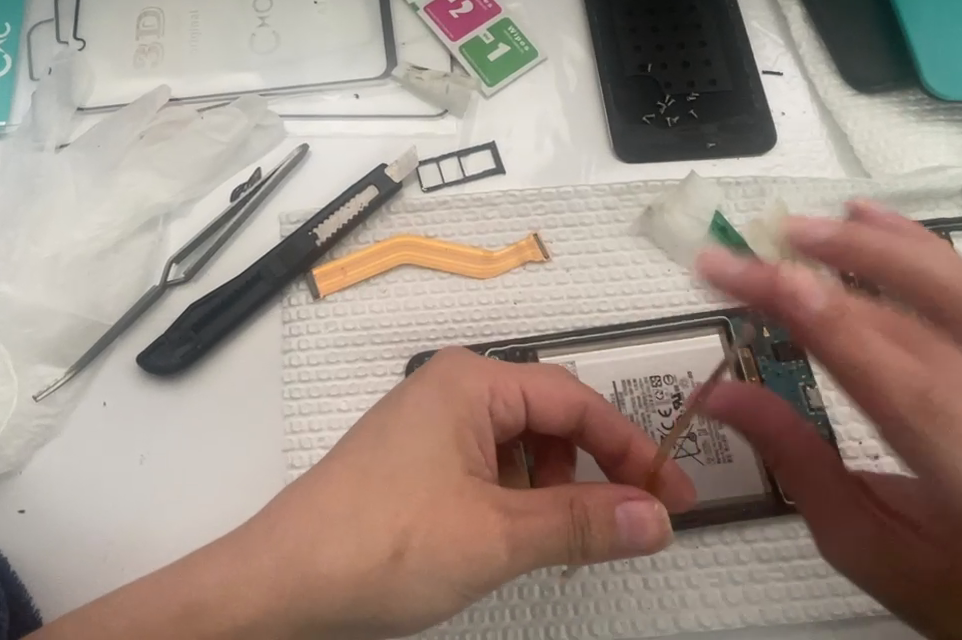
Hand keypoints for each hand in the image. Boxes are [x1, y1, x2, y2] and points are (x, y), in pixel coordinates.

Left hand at [230, 348, 699, 637]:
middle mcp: (451, 385)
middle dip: (593, 465)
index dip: (632, 447)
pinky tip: (509, 531)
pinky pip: (486, 460)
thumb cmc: (388, 542)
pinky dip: (515, 493)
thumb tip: (658, 518)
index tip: (676, 497)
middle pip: (548, 414)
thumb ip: (584, 523)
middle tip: (632, 521)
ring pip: (519, 440)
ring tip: (552, 534)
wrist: (285, 580)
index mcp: (472, 380)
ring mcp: (429, 419)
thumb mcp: (498, 535)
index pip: (575, 399)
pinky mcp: (415, 454)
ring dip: (552, 483)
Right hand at [694, 200, 961, 639]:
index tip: (768, 282)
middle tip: (744, 258)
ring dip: (875, 248)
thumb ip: (793, 459)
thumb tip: (714, 393)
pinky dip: (915, 246)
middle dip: (822, 281)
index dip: (837, 330)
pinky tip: (865, 215)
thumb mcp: (858, 545)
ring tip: (799, 228)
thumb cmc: (952, 590)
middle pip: (921, 332)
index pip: (910, 396)